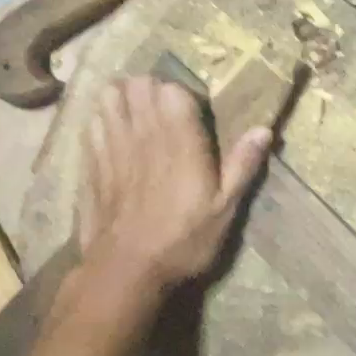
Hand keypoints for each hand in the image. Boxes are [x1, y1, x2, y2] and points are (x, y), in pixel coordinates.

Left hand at [74, 77, 272, 294]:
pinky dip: (102, 117)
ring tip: (138, 112)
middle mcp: (144, 135)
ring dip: (124, 97)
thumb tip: (264, 130)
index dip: (183, 93)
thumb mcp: (224, 209)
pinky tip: (113, 130)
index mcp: (180, 142)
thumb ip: (242, 165)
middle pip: (139, 85)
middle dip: (152, 88)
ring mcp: (112, 146)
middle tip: (167, 108)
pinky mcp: (91, 162)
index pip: (172, 89)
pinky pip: (92, 122)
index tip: (194, 110)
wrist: (125, 270)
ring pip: (110, 97)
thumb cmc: (183, 240)